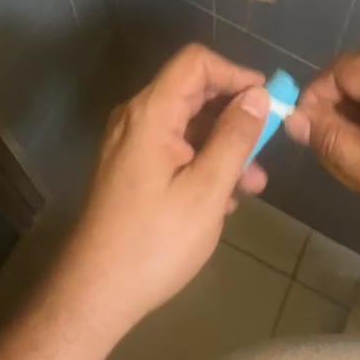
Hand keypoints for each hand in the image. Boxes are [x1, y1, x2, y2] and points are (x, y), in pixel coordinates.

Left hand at [47, 44, 271, 346]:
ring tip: (252, 185)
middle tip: (266, 147)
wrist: (93, 296)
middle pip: (193, 91)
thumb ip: (235, 138)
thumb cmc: (154, 242)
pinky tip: (222, 199)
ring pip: (187, 124)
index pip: (195, 62)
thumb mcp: (207, 190)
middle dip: (234, 114)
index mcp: (150, 113)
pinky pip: (174, 147)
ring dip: (223, 144)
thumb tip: (258, 96)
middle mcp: (136, 118)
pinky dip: (202, 161)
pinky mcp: (130, 169)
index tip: (265, 101)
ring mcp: (131, 144)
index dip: (234, 73)